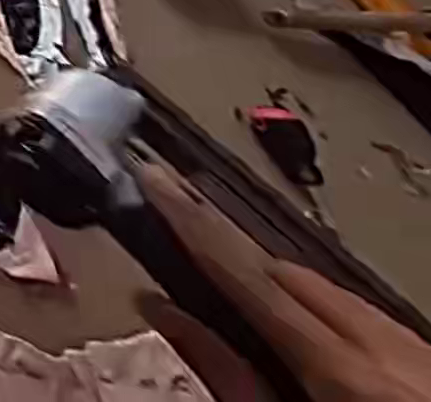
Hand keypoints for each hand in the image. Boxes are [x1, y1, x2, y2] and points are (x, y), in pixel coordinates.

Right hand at [135, 163, 430, 401]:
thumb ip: (225, 373)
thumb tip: (157, 306)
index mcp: (342, 375)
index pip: (243, 272)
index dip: (190, 220)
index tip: (154, 176)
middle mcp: (398, 359)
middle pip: (296, 277)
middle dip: (244, 267)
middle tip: (199, 273)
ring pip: (347, 299)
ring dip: (296, 296)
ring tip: (270, 321)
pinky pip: (393, 330)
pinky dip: (348, 325)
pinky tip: (340, 353)